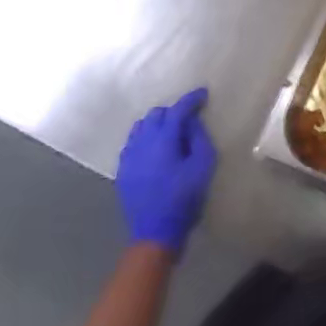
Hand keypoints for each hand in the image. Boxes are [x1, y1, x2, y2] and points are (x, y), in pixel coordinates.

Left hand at [116, 88, 217, 253]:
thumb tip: (192, 122)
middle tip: (188, 119)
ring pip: (141, 126)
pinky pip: (133, 142)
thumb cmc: (184, 199)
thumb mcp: (203, 168)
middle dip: (173, 112)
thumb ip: (199, 139)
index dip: (191, 99)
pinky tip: (155, 150)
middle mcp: (142, 141)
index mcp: (164, 139)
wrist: (155, 232)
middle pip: (156, 114)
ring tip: (171, 133)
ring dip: (157, 124)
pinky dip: (145, 138)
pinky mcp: (123, 169)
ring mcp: (129, 155)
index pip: (177, 110)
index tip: (202, 94)